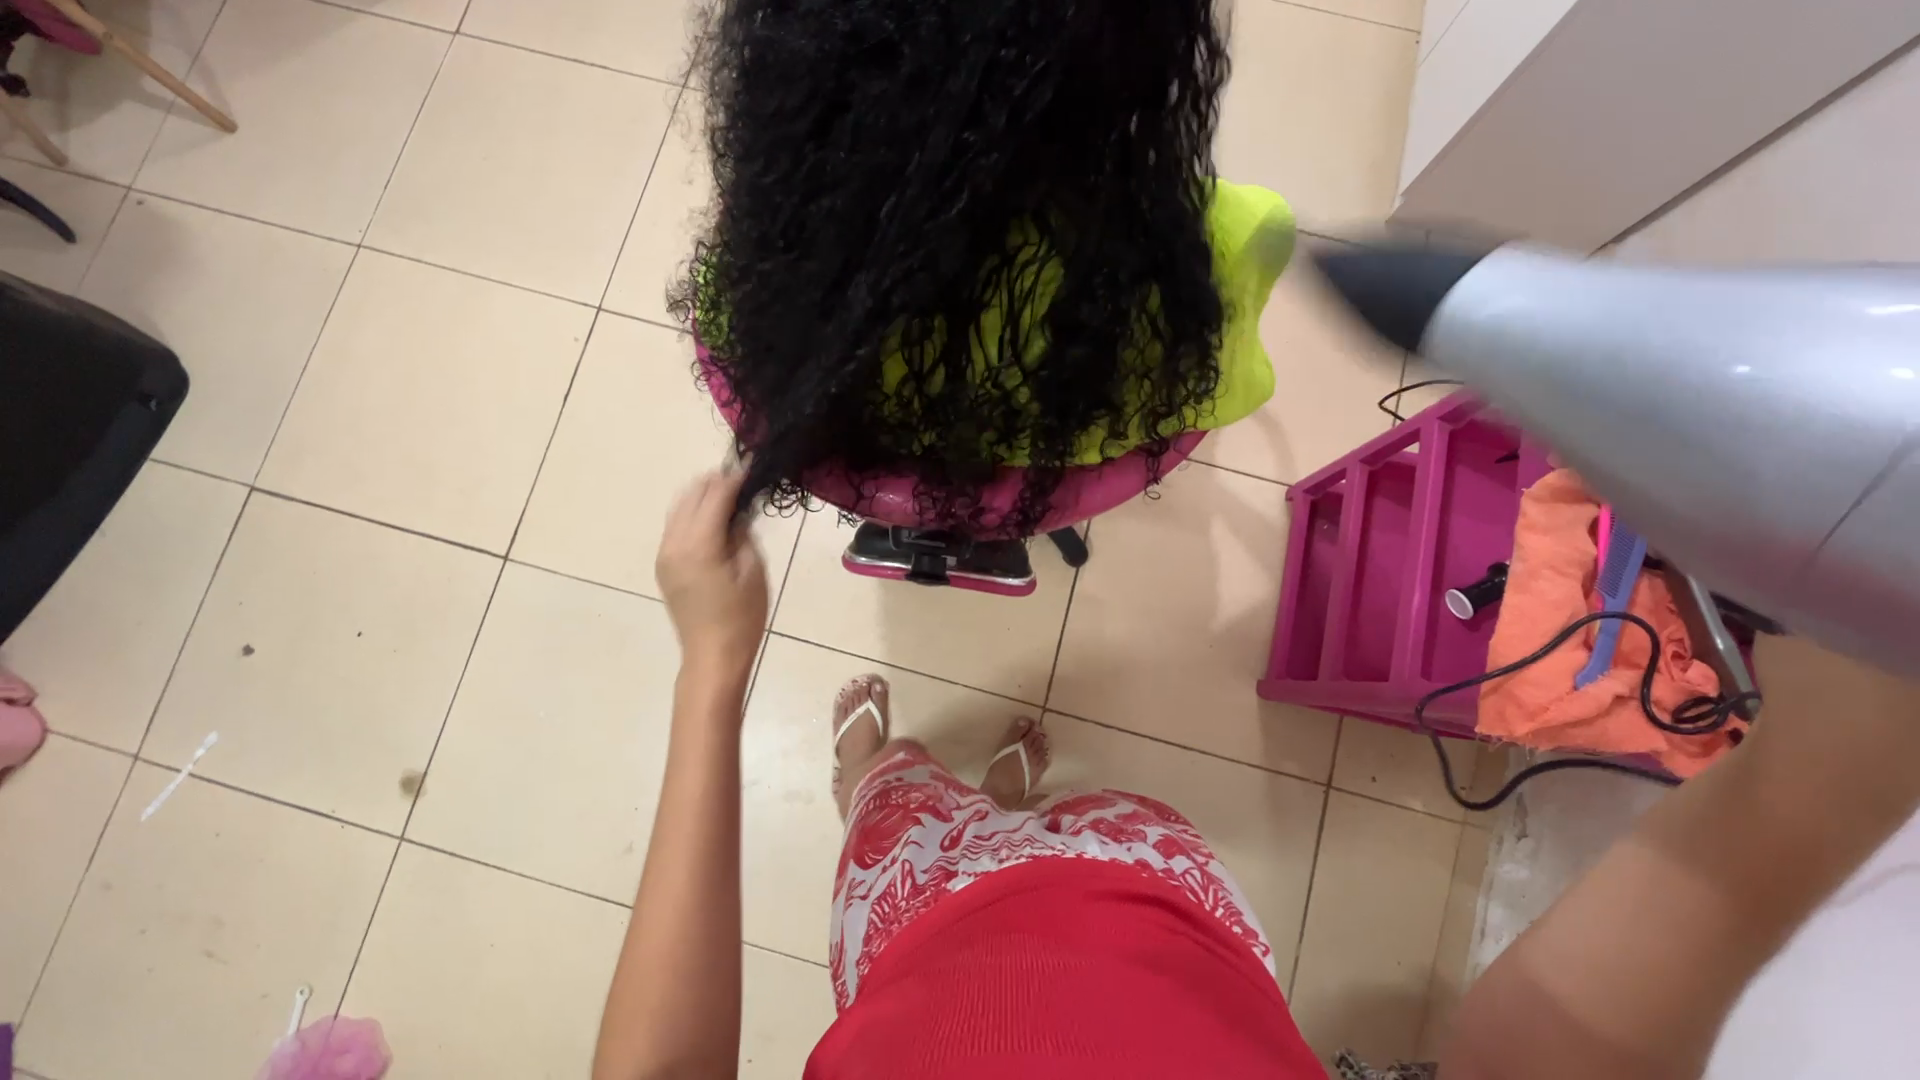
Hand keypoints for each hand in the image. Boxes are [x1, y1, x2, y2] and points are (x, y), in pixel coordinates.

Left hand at [656, 469, 767, 672]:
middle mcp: (674, 543)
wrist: (713, 656)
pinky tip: (712, 518)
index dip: (734, 478)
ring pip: (678, 509)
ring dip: (701, 496)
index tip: (752, 464)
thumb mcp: (753, 570)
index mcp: (698, 544)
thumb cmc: (742, 617)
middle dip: (714, 482)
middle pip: (691, 496)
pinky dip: (692, 514)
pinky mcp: (664, 566)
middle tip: (741, 476)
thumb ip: (743, 533)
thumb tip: (738, 511)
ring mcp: (664, 555)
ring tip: (728, 492)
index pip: (714, 496)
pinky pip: (675, 527)